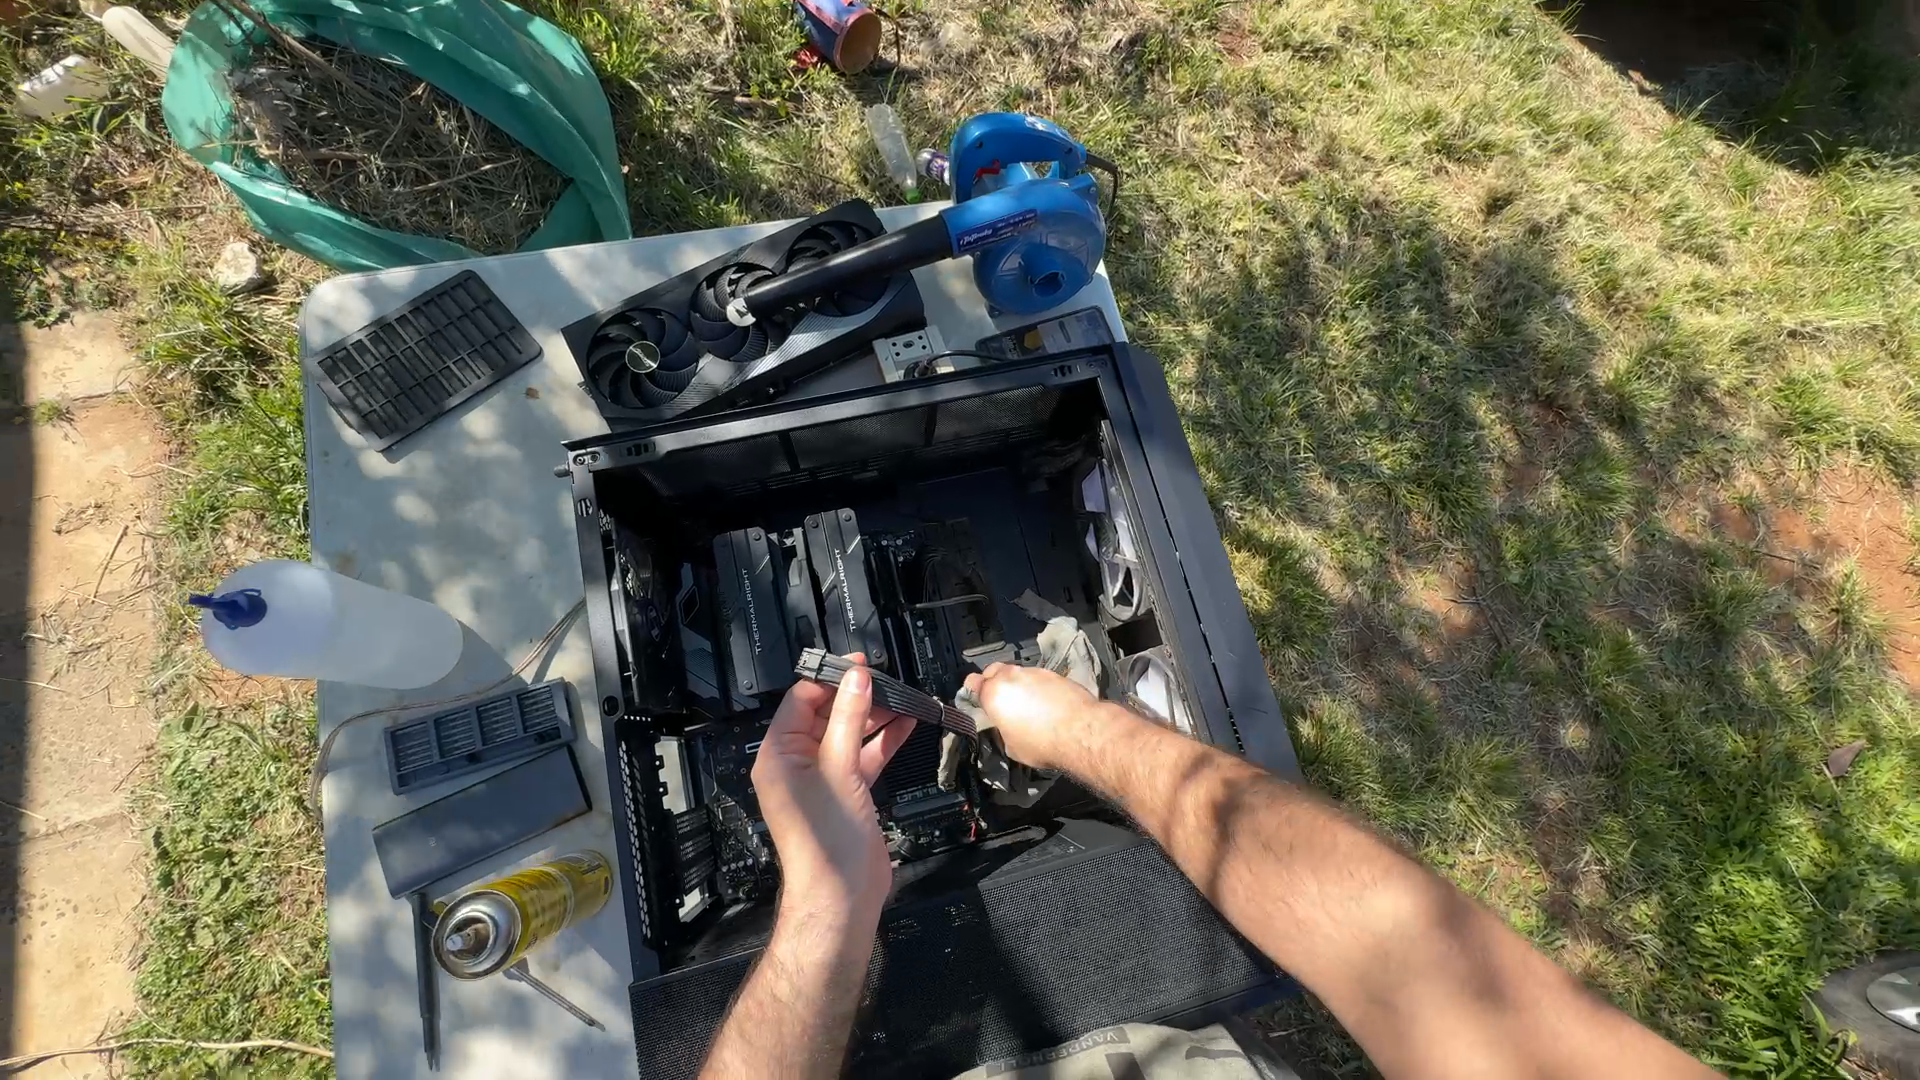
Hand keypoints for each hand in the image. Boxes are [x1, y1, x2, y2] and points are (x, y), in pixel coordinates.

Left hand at [752, 654, 916, 926]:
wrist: (842, 897)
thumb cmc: (827, 838)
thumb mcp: (838, 767)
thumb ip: (848, 718)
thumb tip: (856, 677)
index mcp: (779, 753)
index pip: (801, 699)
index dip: (830, 677)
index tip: (860, 663)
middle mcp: (798, 762)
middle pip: (827, 713)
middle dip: (858, 695)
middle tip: (888, 679)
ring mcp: (824, 777)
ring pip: (850, 733)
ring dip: (876, 715)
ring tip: (904, 696)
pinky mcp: (848, 791)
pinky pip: (865, 755)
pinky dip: (884, 739)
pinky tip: (907, 723)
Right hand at [962, 663, 1102, 770]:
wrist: (1081, 732)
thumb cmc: (1043, 743)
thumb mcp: (1012, 746)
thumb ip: (1003, 729)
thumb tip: (1007, 726)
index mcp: (994, 694)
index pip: (972, 682)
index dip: (973, 690)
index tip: (978, 698)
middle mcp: (1011, 677)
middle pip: (994, 670)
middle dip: (994, 681)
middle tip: (1001, 699)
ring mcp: (1034, 672)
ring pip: (1018, 673)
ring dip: (1018, 684)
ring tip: (1028, 704)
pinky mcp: (1054, 674)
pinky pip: (1039, 677)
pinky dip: (1038, 686)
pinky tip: (1046, 703)